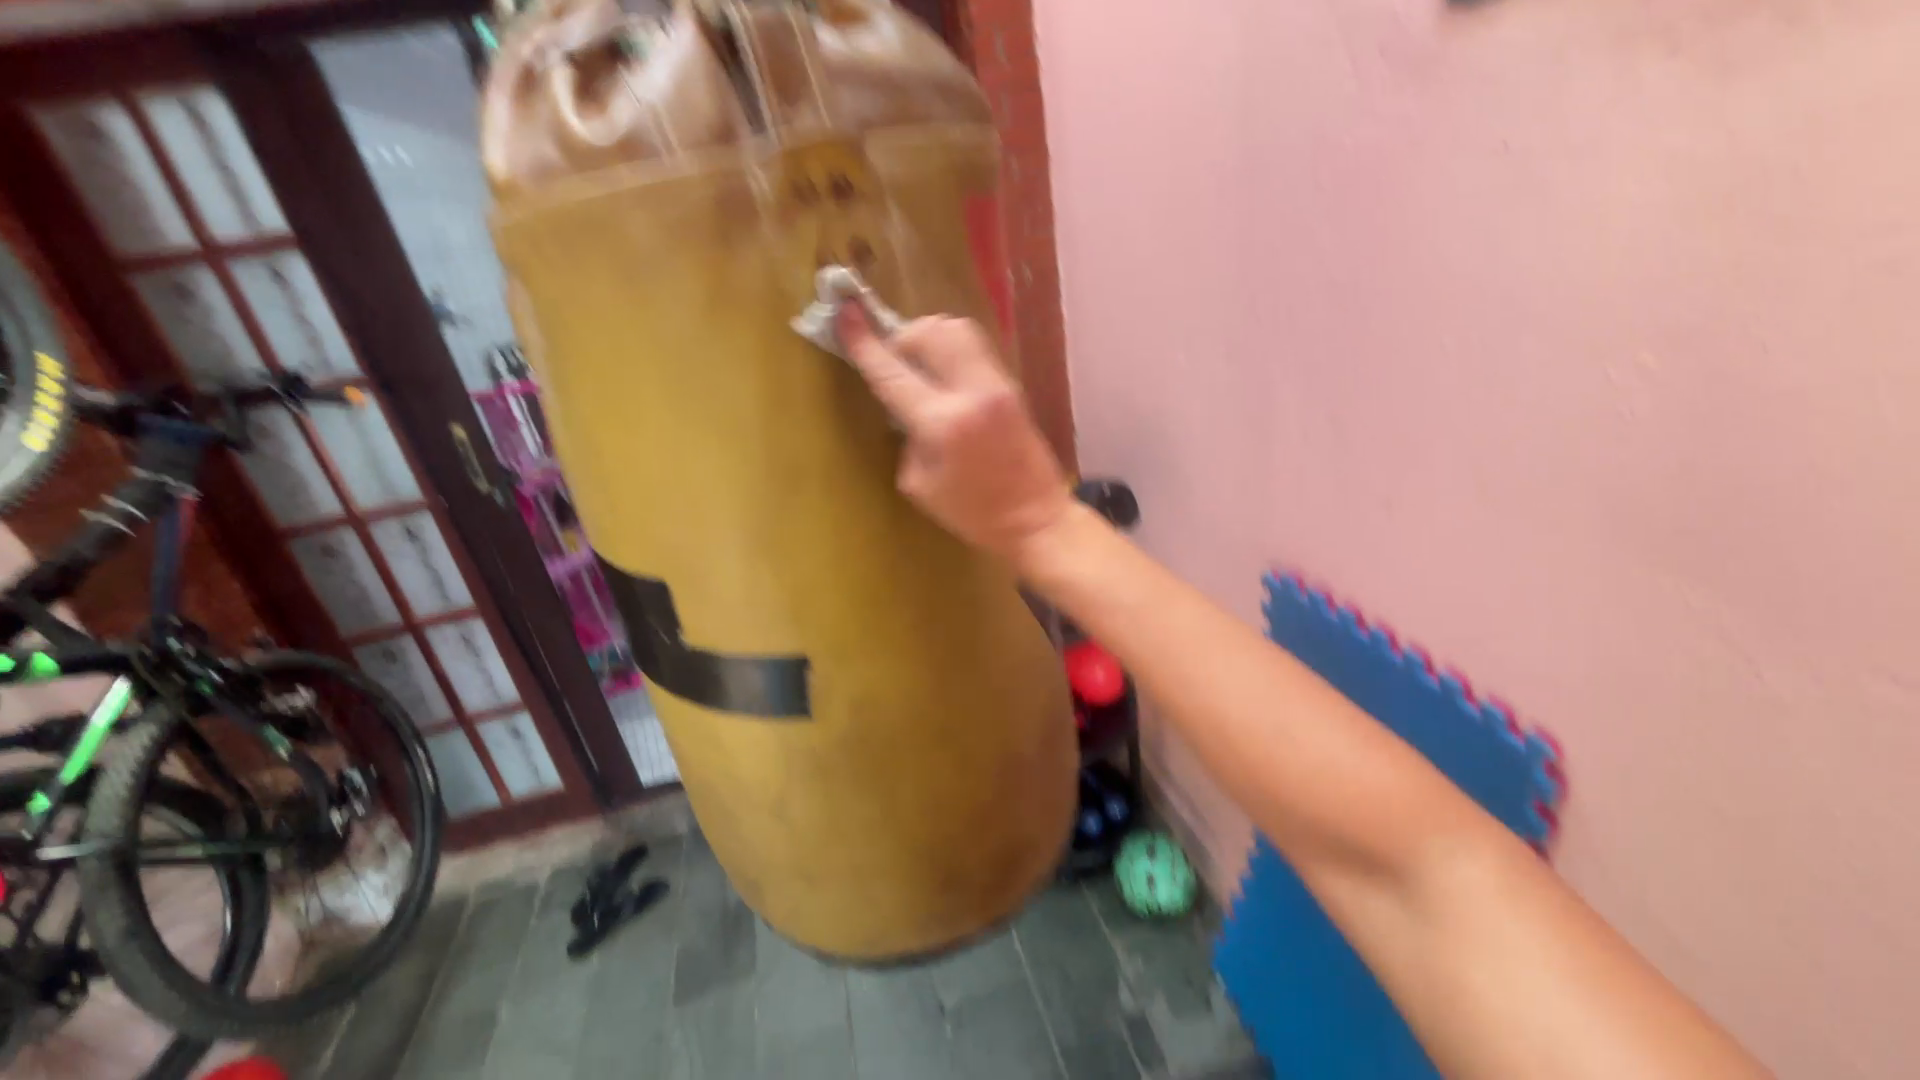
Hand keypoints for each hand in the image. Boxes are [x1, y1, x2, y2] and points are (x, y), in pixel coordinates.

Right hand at [837, 306, 1074, 563]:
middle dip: (905, 336)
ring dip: (930, 338)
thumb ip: (907, 436)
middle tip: (896, 362)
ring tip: (922, 368)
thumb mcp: (920, 485)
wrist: (1038, 519)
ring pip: (958, 329)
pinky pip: (974, 347)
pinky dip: (952, 351)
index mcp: (943, 424)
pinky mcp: (1011, 385)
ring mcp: (997, 384)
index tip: (845, 312)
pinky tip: (945, 379)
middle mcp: (972, 393)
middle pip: (932, 330)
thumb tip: (905, 405)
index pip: (894, 372)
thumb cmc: (973, 514)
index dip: (865, 342)